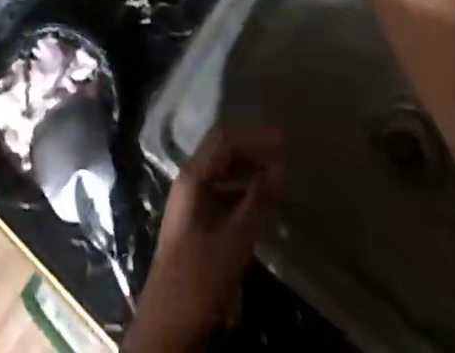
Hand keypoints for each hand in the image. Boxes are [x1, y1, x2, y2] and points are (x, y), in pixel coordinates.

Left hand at [127, 126, 285, 351]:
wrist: (169, 320)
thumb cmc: (199, 277)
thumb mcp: (235, 240)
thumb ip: (258, 202)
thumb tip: (280, 167)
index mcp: (192, 179)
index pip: (223, 140)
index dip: (253, 135)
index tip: (284, 139)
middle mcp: (189, 182)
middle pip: (221, 151)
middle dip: (252, 146)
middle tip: (286, 151)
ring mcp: (192, 201)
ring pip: (222, 170)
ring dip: (250, 166)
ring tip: (280, 171)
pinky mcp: (198, 220)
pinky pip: (223, 190)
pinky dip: (244, 187)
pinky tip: (264, 197)